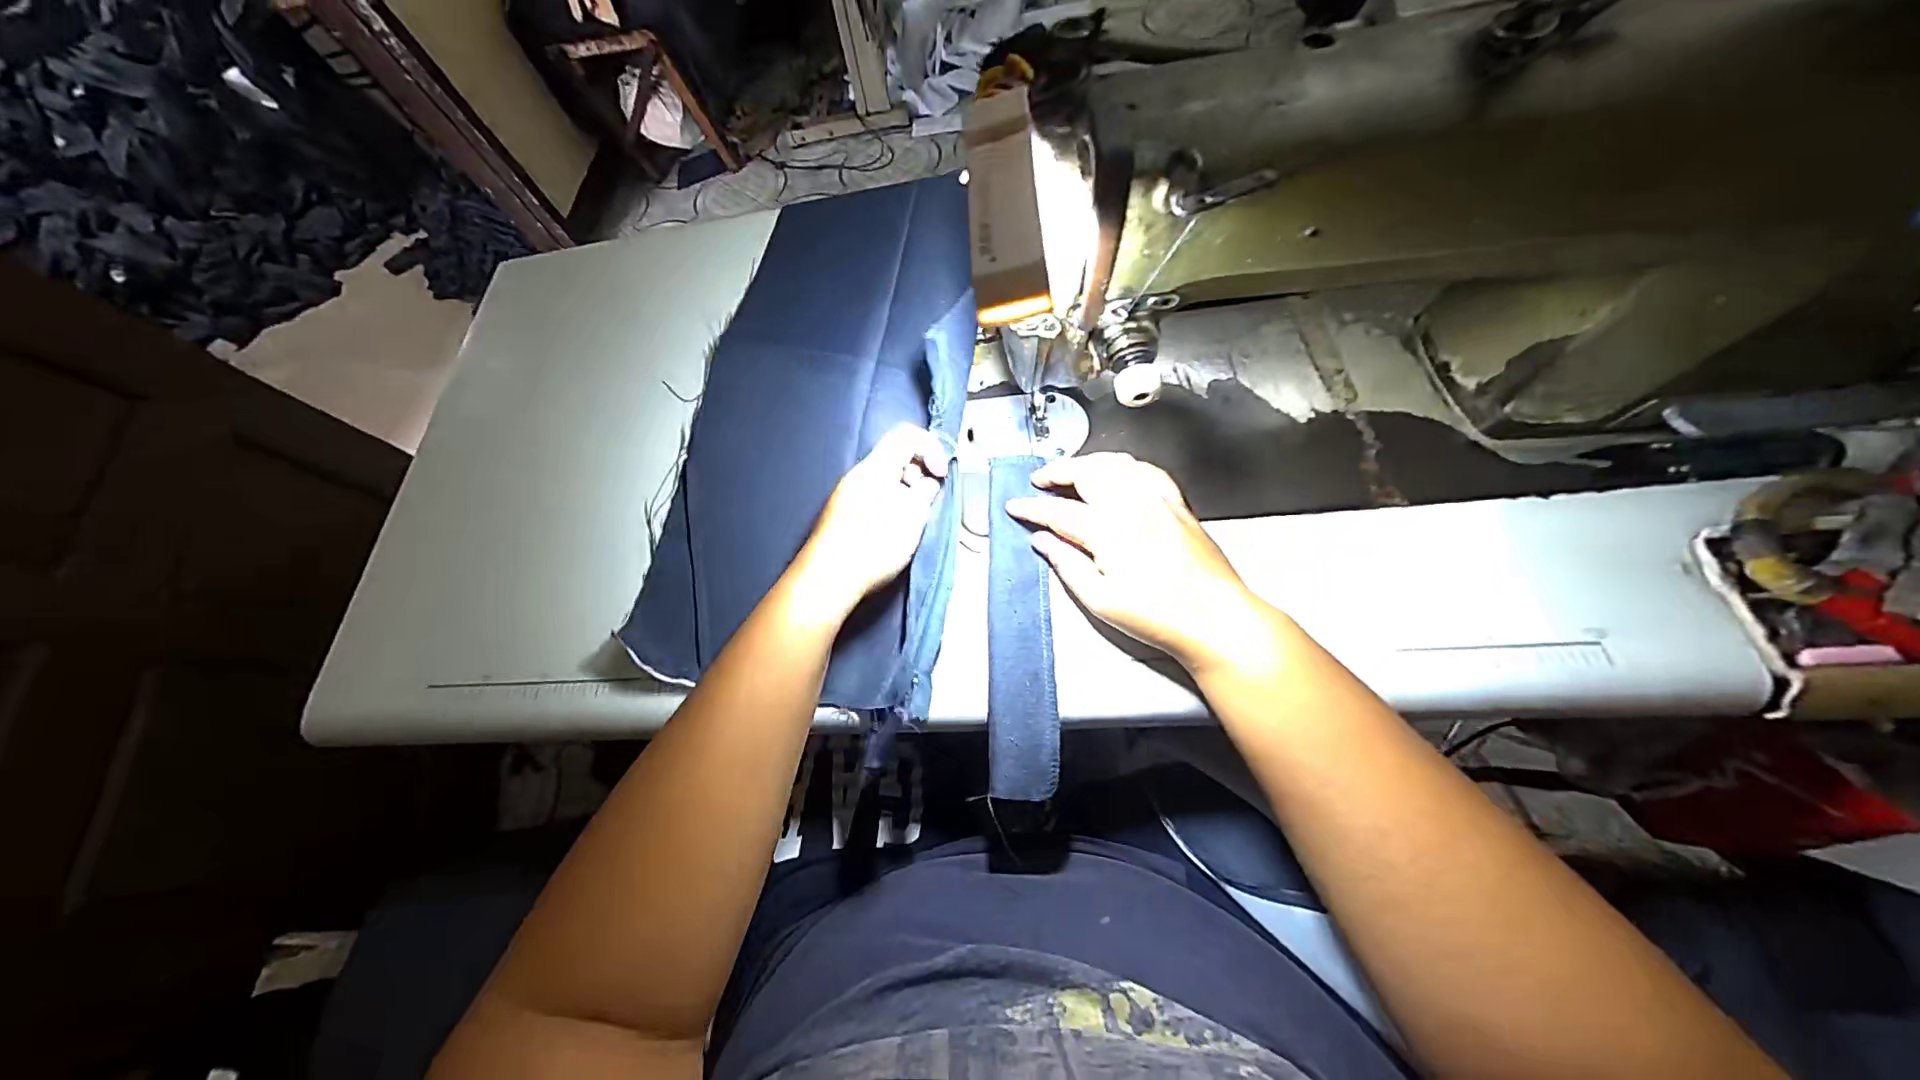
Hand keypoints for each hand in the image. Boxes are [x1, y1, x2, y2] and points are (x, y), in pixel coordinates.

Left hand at [789, 425, 950, 618]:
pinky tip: (891, 531)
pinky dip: (888, 503)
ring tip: (911, 519)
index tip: (940, 474)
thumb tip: (926, 483)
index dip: (931, 447)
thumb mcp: (912, 518)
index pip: (906, 434)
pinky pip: (870, 495)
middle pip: (894, 456)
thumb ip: (925, 493)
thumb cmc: (873, 546)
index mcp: (876, 467)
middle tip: (927, 498)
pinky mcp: (839, 514)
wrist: (827, 579)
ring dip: (904, 491)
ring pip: (883, 478)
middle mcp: (857, 474)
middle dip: (918, 471)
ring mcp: (845, 493)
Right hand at [1006, 452, 1280, 675]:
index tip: (1017, 506)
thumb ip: (1067, 565)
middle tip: (1039, 479)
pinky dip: (1125, 465)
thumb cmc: (1162, 616)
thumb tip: (1044, 544)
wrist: (1215, 618)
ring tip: (1073, 469)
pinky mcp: (1177, 505)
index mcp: (1108, 529)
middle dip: (1057, 471)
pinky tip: (1120, 471)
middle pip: (1086, 473)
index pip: (1058, 510)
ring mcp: (1158, 501)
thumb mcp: (1100, 601)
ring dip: (1088, 462)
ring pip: (1116, 464)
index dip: (1032, 507)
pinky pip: (1147, 471)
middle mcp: (1133, 505)